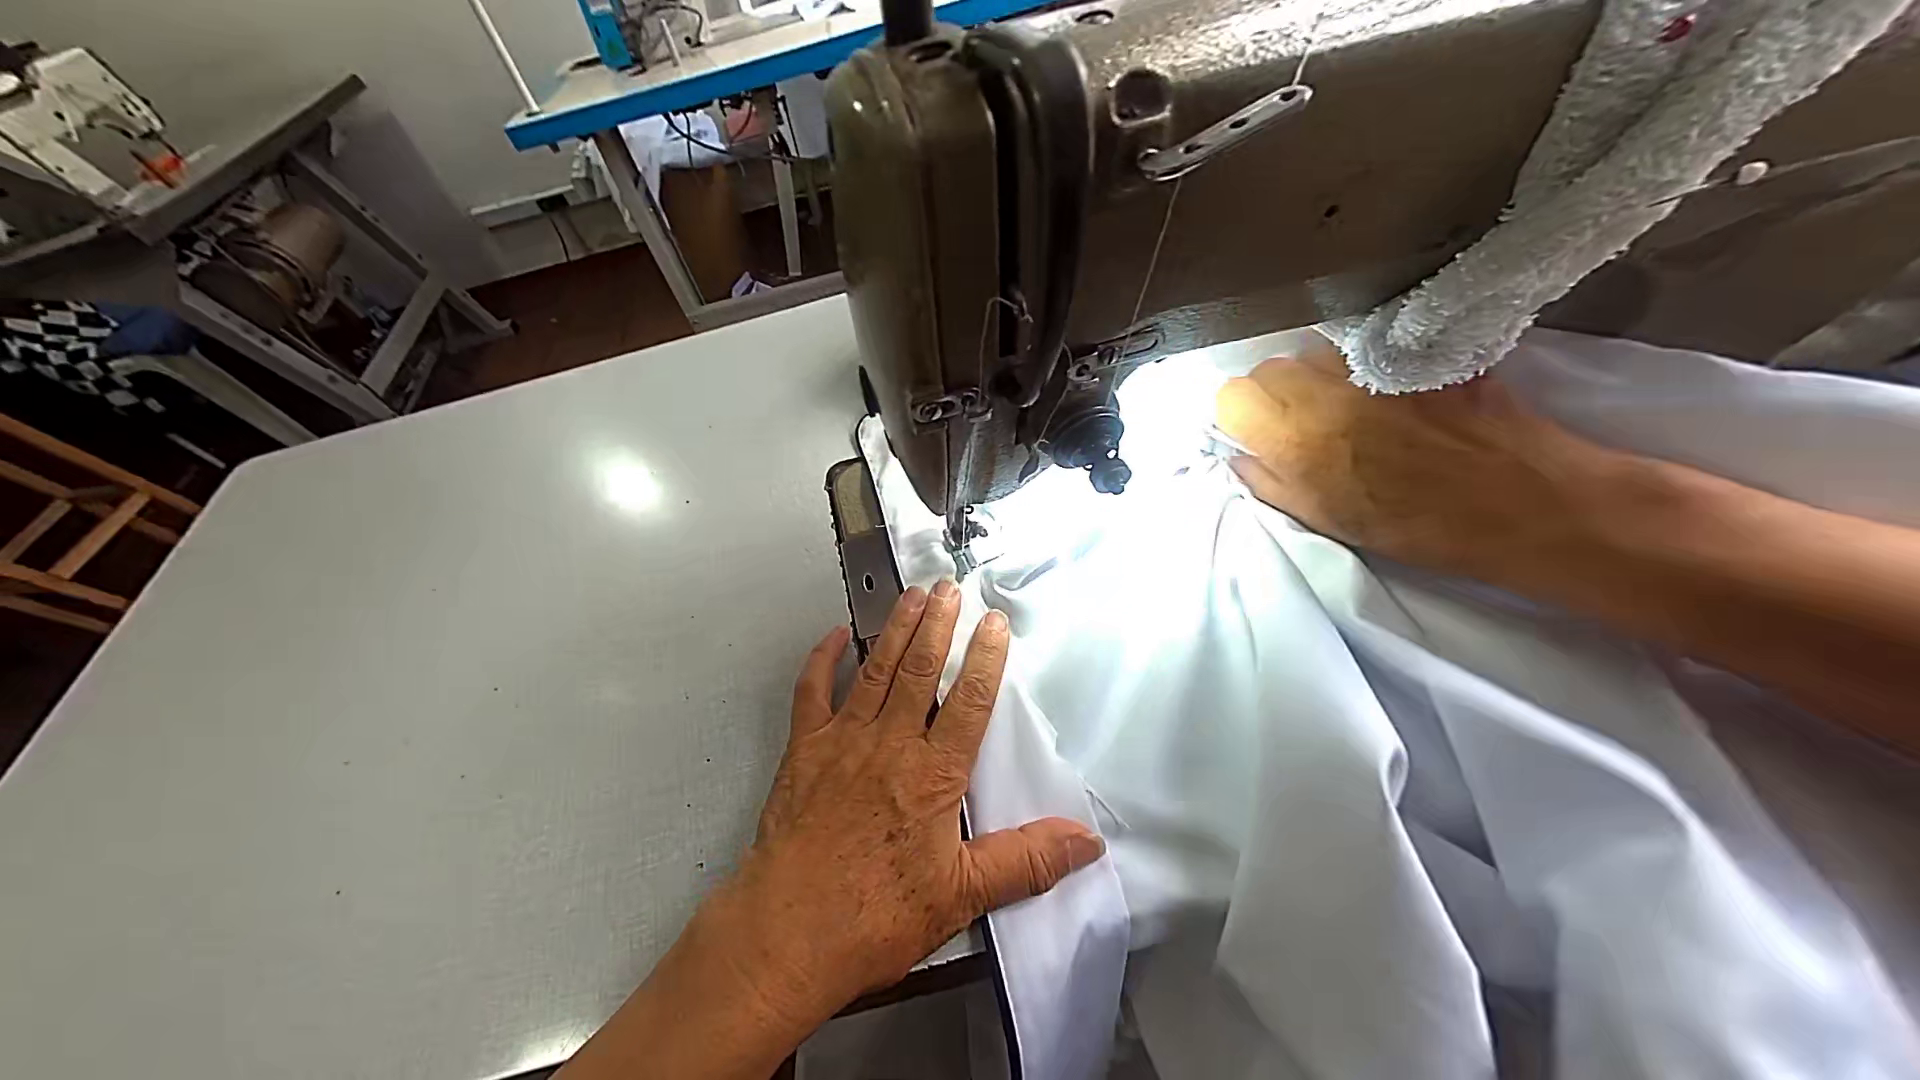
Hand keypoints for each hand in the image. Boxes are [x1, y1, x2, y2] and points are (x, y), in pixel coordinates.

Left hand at [560, 585, 1107, 1079]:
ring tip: (914, 595)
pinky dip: (823, 659)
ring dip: (897, 630)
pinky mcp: (803, 749)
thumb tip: (1089, 843)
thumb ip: (1026, 861)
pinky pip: (812, 691)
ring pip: (876, 671)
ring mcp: (842, 741)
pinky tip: (837, 634)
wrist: (786, 934)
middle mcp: (889, 744)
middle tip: (950, 588)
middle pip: (919, 671)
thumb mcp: (962, 895)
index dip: (985, 658)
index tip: (995, 622)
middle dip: (938, 625)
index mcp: (932, 774)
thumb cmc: (877, 915)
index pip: (967, 702)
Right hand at [1215, 336, 1622, 581]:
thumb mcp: (1324, 519)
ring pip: (1313, 351)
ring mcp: (1373, 371)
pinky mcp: (1412, 355)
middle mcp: (1325, 396)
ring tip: (1346, 404)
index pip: (1232, 397)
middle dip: (1273, 391)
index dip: (1239, 414)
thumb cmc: (1416, 526)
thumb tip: (1240, 456)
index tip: (1257, 431)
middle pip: (1268, 368)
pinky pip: (1362, 346)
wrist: (1522, 502)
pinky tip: (1383, 392)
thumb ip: (1270, 482)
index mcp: (1296, 442)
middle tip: (1300, 420)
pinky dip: (1359, 364)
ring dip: (1316, 374)